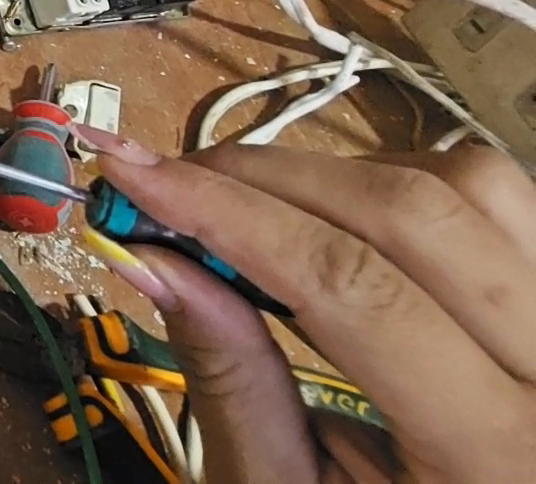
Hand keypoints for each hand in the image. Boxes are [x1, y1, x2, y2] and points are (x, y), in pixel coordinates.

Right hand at [77, 126, 535, 481]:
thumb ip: (225, 373)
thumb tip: (142, 255)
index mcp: (506, 460)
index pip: (347, 282)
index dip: (220, 208)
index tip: (123, 167)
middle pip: (409, 212)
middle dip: (256, 176)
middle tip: (164, 184)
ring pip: (469, 185)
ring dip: (330, 174)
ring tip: (251, 206)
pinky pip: (501, 200)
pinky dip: (394, 183)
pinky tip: (334, 222)